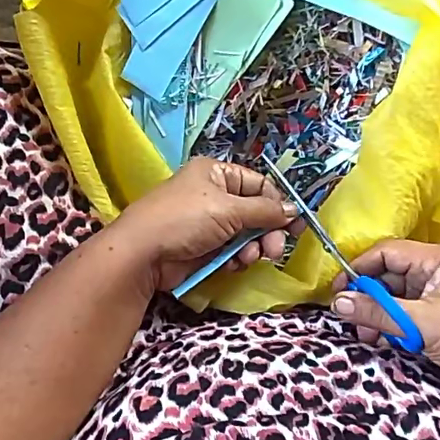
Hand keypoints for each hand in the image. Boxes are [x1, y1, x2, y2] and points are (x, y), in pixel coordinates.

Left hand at [105, 159, 302, 291]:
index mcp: (217, 174)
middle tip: (274, 250)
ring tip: (249, 258)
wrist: (144, 253)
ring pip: (246, 235)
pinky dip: (237, 259)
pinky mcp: (204, 248)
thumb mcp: (228, 209)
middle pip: (255, 212)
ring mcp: (208, 223)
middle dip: (267, 232)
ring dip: (252, 248)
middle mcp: (214, 195)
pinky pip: (231, 251)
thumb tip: (293, 210)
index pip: (259, 185)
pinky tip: (233, 265)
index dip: (278, 205)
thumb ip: (264, 211)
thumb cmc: (185, 220)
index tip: (295, 225)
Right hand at [332, 240, 439, 400]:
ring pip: (395, 294)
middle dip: (368, 297)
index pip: (388, 252)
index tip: (339, 292)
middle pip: (389, 273)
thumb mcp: (422, 326)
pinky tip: (385, 338)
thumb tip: (338, 303)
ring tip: (369, 335)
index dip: (359, 269)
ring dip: (378, 314)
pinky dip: (393, 322)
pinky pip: (406, 309)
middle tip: (353, 320)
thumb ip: (378, 312)